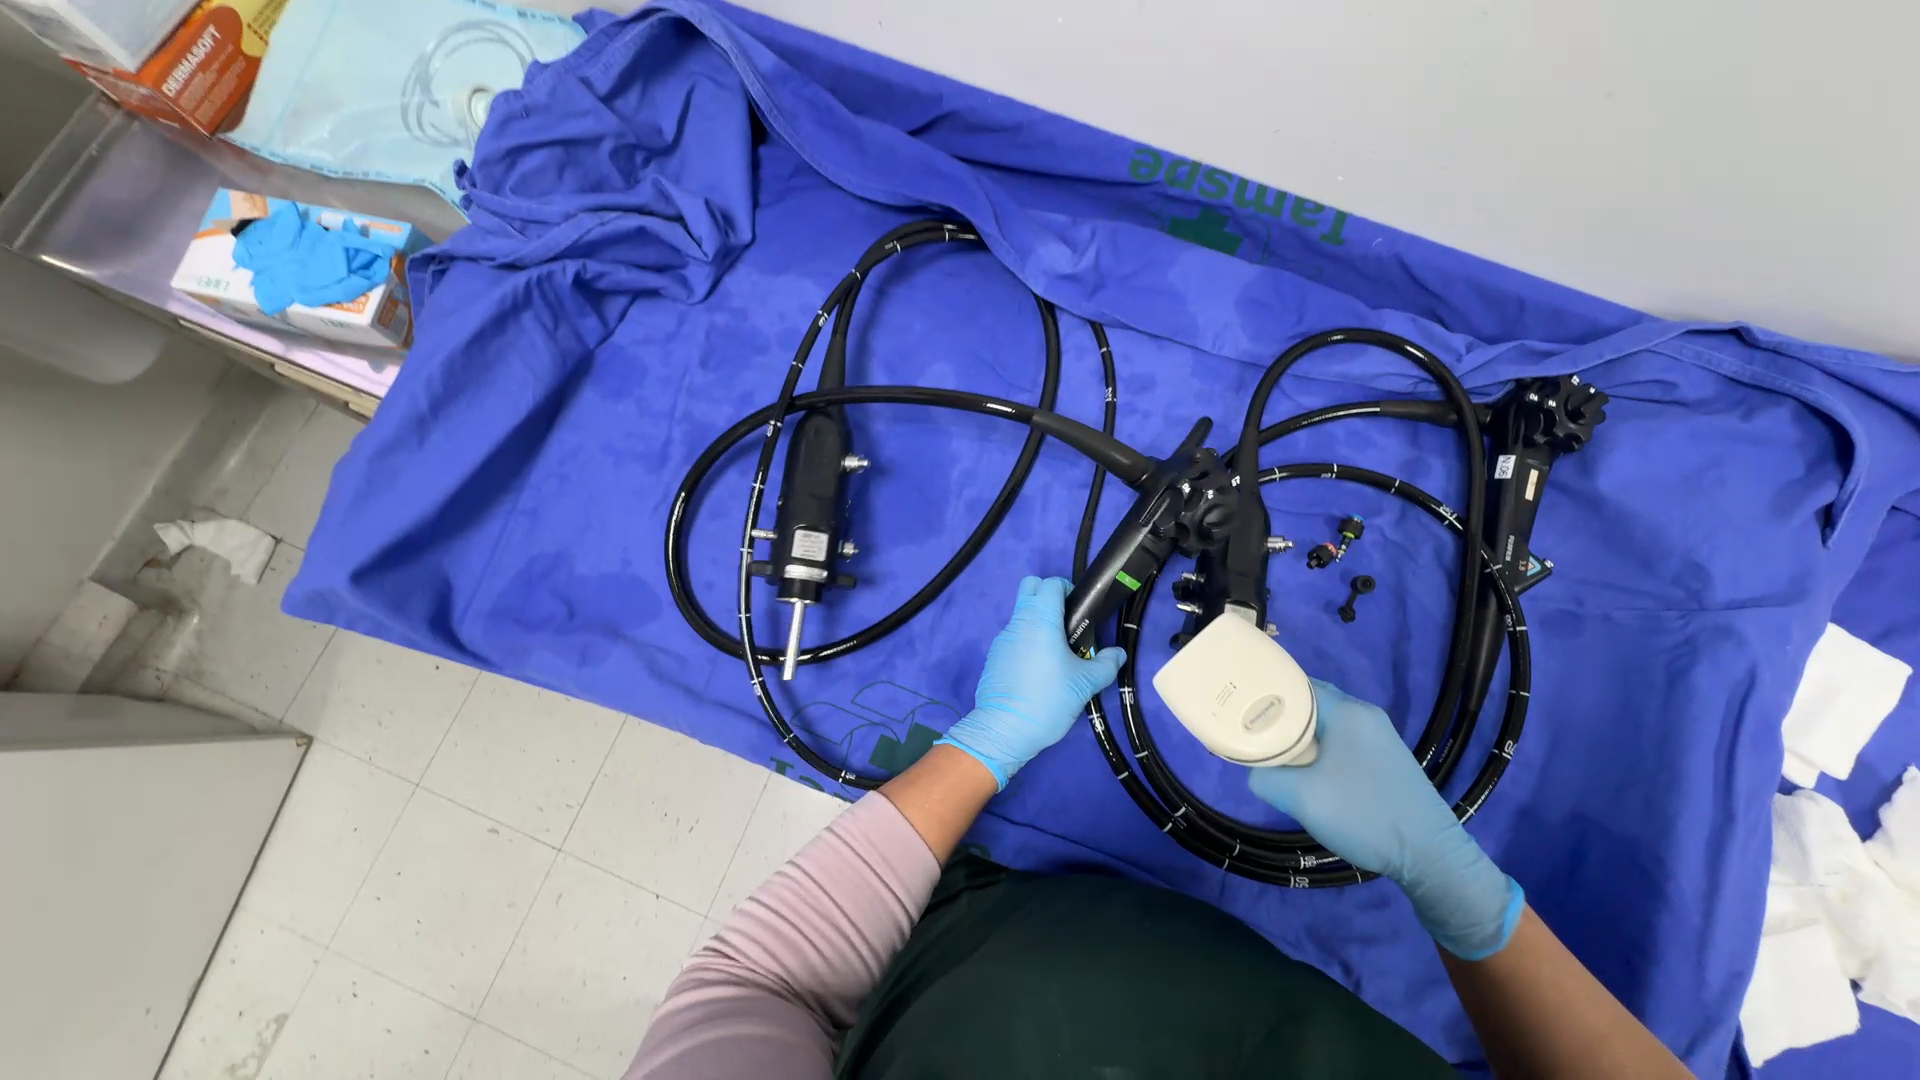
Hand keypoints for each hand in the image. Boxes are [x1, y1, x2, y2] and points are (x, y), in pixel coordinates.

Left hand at [935, 576, 1125, 789]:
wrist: (1005, 730)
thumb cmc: (1048, 699)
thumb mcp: (1085, 684)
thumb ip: (1105, 664)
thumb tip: (1117, 654)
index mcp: (1039, 619)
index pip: (1050, 583)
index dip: (1067, 588)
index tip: (1080, 608)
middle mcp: (1018, 622)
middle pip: (1029, 588)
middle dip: (1048, 594)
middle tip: (1068, 622)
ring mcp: (1001, 639)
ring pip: (1021, 615)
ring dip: (1039, 622)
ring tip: (1058, 652)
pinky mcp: (993, 657)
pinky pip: (1013, 638)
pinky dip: (1027, 642)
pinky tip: (1039, 670)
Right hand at [1248, 679, 1523, 959]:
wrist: (1431, 857)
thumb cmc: (1364, 816)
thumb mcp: (1299, 798)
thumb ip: (1264, 776)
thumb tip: (1256, 768)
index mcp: (1348, 711)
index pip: (1294, 685)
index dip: (1263, 694)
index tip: (1239, 710)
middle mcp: (1365, 715)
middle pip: (1308, 703)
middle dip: (1277, 718)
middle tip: (1249, 735)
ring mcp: (1378, 736)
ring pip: (1323, 725)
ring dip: (1298, 738)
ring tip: (1272, 756)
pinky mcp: (1385, 759)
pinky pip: (1340, 741)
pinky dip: (1317, 750)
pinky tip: (1305, 773)